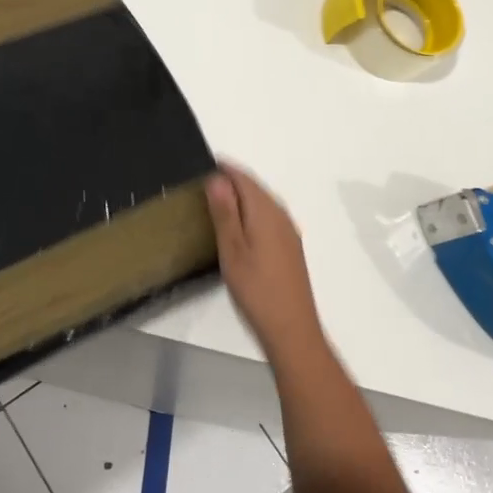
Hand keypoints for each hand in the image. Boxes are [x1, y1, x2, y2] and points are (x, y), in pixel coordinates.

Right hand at [206, 165, 326, 360]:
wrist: (291, 328)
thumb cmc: (256, 288)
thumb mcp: (232, 249)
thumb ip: (225, 212)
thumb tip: (217, 178)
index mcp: (266, 213)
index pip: (244, 179)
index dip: (224, 169)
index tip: (202, 164)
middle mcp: (281, 217)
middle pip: (256, 188)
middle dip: (232, 180)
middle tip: (202, 182)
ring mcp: (288, 234)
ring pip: (262, 203)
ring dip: (241, 197)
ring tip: (214, 200)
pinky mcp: (289, 249)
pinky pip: (267, 218)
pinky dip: (250, 213)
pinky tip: (237, 226)